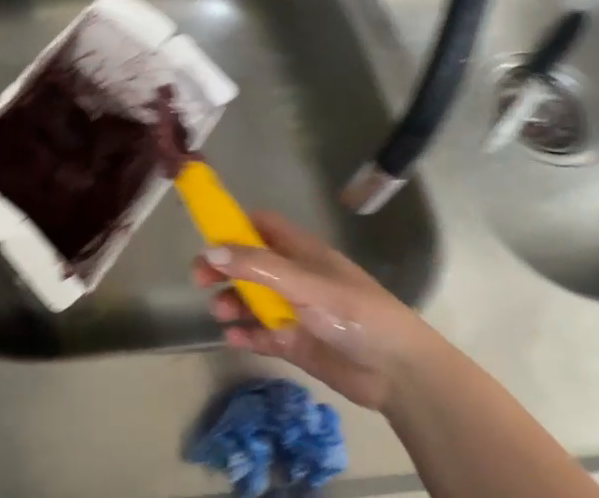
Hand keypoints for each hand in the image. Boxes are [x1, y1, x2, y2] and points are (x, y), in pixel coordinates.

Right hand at [193, 211, 437, 410]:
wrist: (398, 373)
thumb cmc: (355, 313)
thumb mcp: (303, 283)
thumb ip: (256, 267)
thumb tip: (209, 251)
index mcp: (301, 252)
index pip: (260, 225)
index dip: (232, 225)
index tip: (206, 235)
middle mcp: (294, 277)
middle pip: (246, 263)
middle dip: (222, 268)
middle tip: (200, 280)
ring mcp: (294, 310)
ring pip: (250, 299)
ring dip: (231, 303)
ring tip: (222, 314)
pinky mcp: (295, 342)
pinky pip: (260, 334)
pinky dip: (244, 334)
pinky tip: (235, 338)